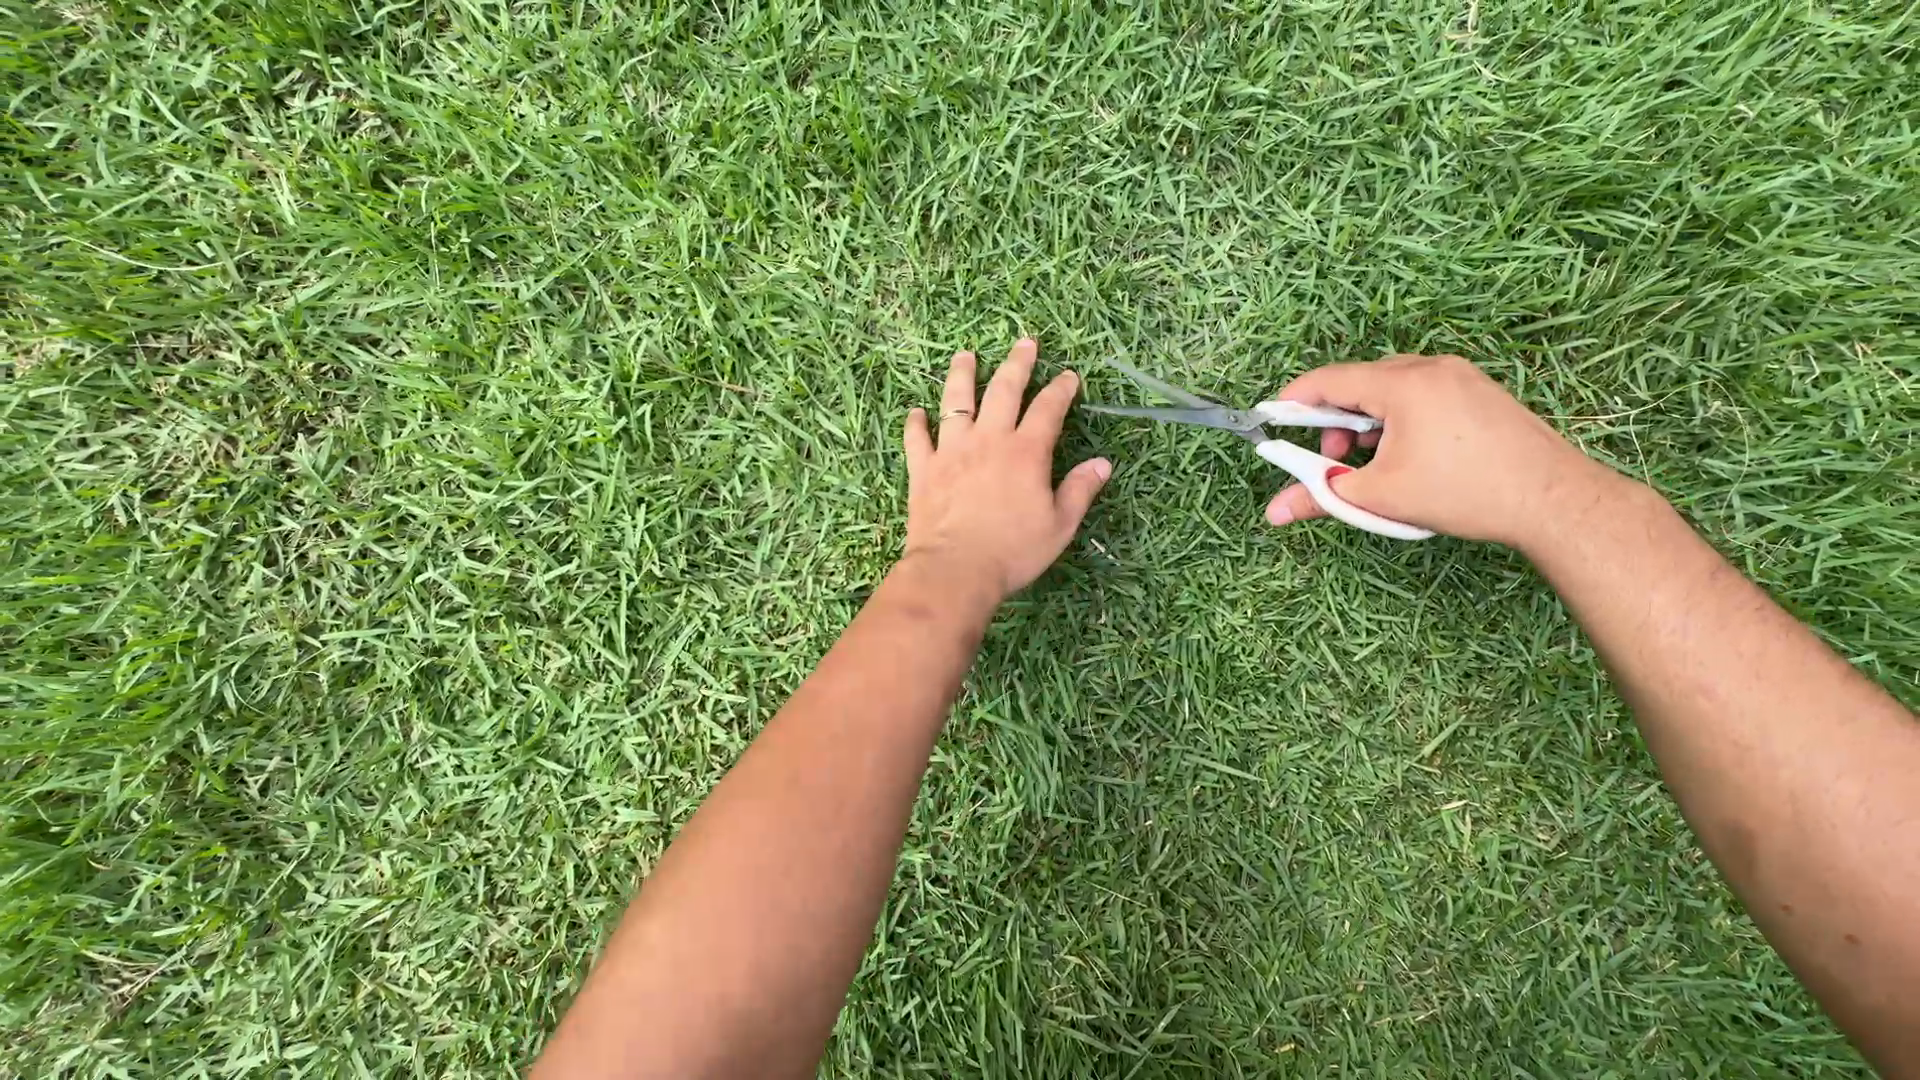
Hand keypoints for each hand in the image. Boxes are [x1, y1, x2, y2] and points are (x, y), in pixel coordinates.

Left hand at [901, 339, 1112, 601]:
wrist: (955, 571)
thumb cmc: (1013, 552)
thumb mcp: (1059, 526)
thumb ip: (1080, 490)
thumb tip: (1103, 464)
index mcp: (1026, 452)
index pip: (1048, 409)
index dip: (1061, 390)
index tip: (1069, 376)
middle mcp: (989, 440)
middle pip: (1004, 390)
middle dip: (1017, 363)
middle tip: (1025, 343)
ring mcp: (951, 451)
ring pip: (956, 401)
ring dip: (962, 375)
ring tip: (965, 356)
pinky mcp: (923, 469)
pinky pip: (916, 438)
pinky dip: (915, 424)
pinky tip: (916, 413)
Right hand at [1263, 354, 1620, 548]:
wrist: (1554, 501)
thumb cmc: (1463, 493)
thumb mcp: (1378, 497)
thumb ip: (1318, 497)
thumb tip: (1273, 513)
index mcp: (1404, 384)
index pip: (1330, 380)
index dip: (1293, 400)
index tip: (1271, 419)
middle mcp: (1432, 369)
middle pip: (1359, 384)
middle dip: (1332, 420)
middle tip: (1329, 459)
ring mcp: (1460, 377)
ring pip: (1390, 390)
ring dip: (1364, 423)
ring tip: (1368, 463)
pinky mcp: (1478, 393)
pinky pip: (1419, 396)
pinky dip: (1395, 420)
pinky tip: (1402, 456)